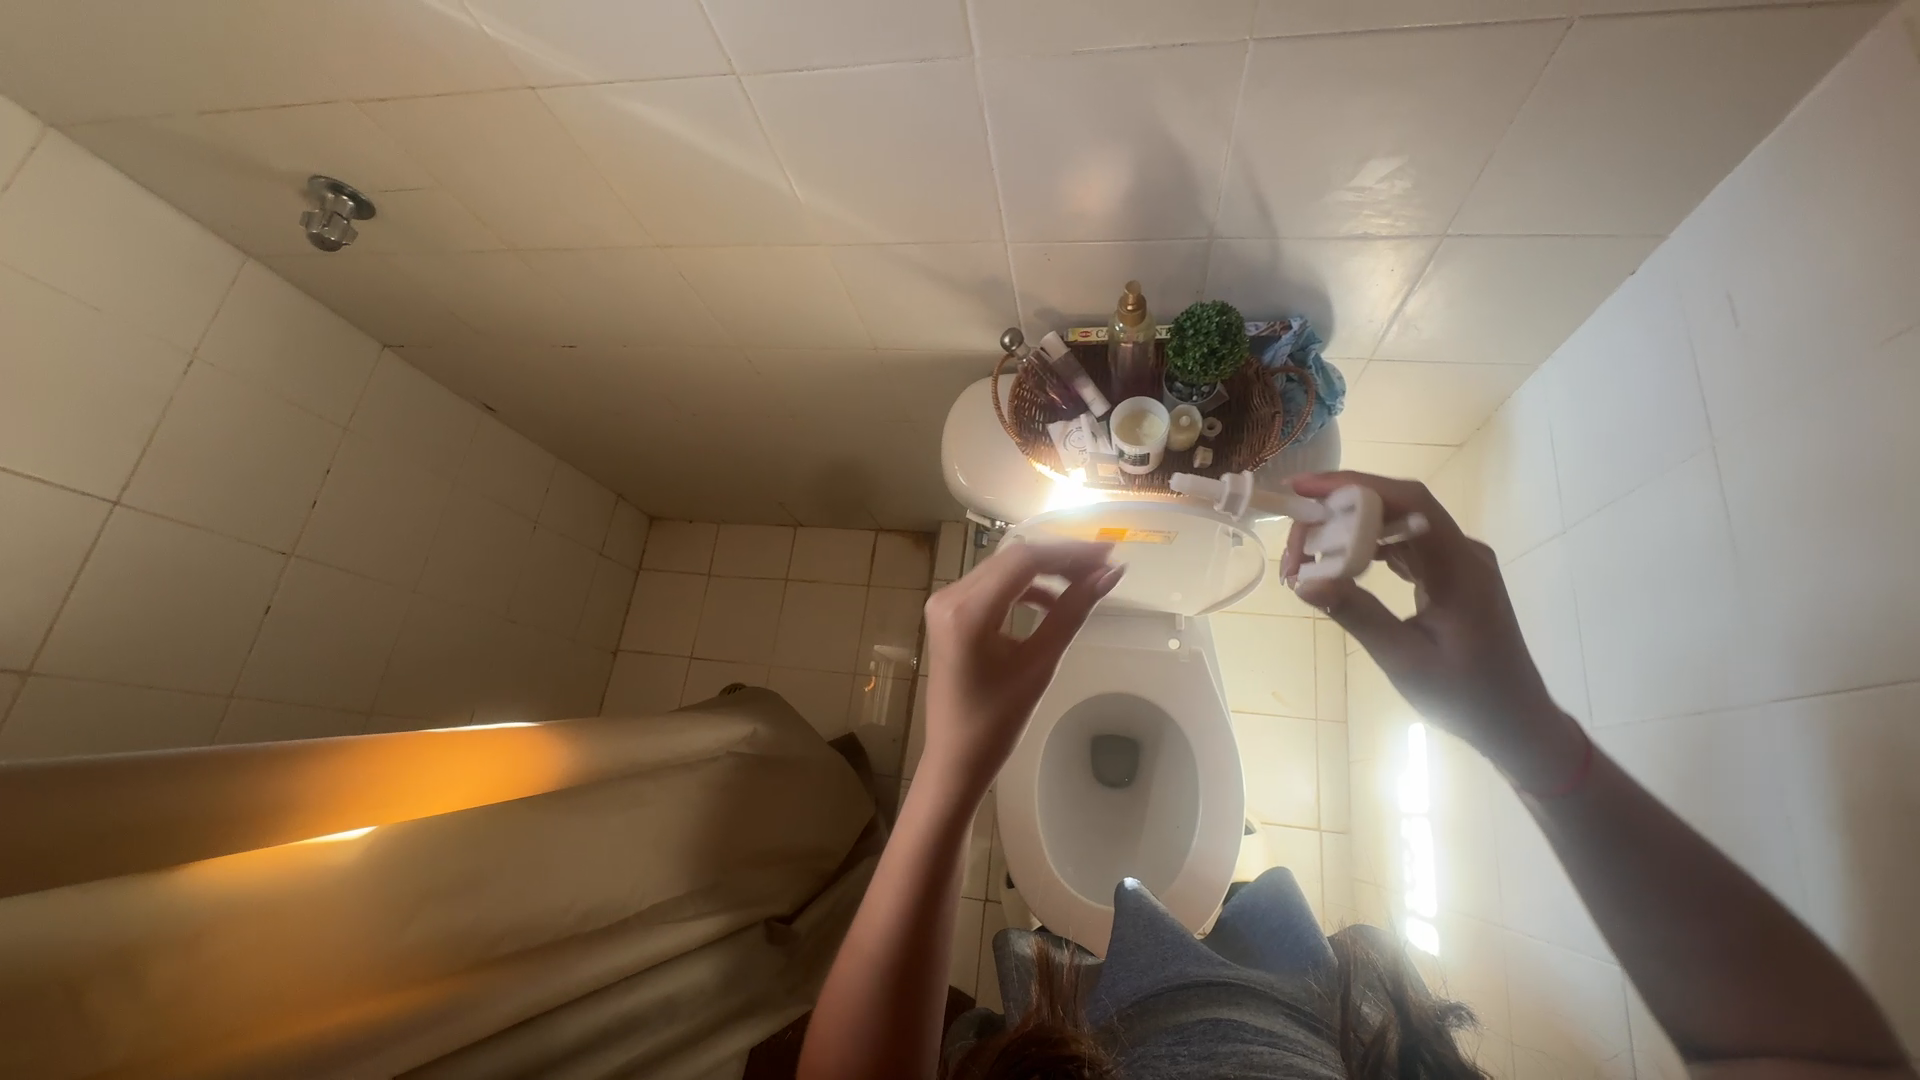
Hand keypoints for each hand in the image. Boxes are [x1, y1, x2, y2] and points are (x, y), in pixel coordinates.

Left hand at [918, 540, 1124, 798]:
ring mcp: (946, 603)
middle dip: (1060, 559)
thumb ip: (1073, 612)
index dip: (1069, 553)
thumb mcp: (1041, 663)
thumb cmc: (999, 720)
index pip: (1024, 561)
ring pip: (1003, 569)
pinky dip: (1023, 588)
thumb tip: (1109, 575)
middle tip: (1103, 566)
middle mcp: (950, 597)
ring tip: (1084, 583)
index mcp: (968, 611)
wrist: (957, 756)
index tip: (1109, 555)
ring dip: (1044, 571)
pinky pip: (992, 586)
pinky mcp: (949, 613)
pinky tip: (1051, 602)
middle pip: (1012, 560)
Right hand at [1279, 472, 1584, 790]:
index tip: (1304, 490)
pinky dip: (1365, 546)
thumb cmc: (1465, 696)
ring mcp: (1457, 562)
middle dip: (1338, 512)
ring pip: (1396, 524)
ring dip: (1348, 530)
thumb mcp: (1405, 660)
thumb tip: (1304, 582)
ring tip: (1303, 552)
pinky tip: (1336, 562)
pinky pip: (1403, 544)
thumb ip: (1357, 614)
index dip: (1354, 486)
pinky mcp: (1449, 575)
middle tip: (1292, 544)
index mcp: (1460, 567)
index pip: (1408, 503)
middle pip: (1396, 508)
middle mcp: (1462, 553)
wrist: (1514, 721)